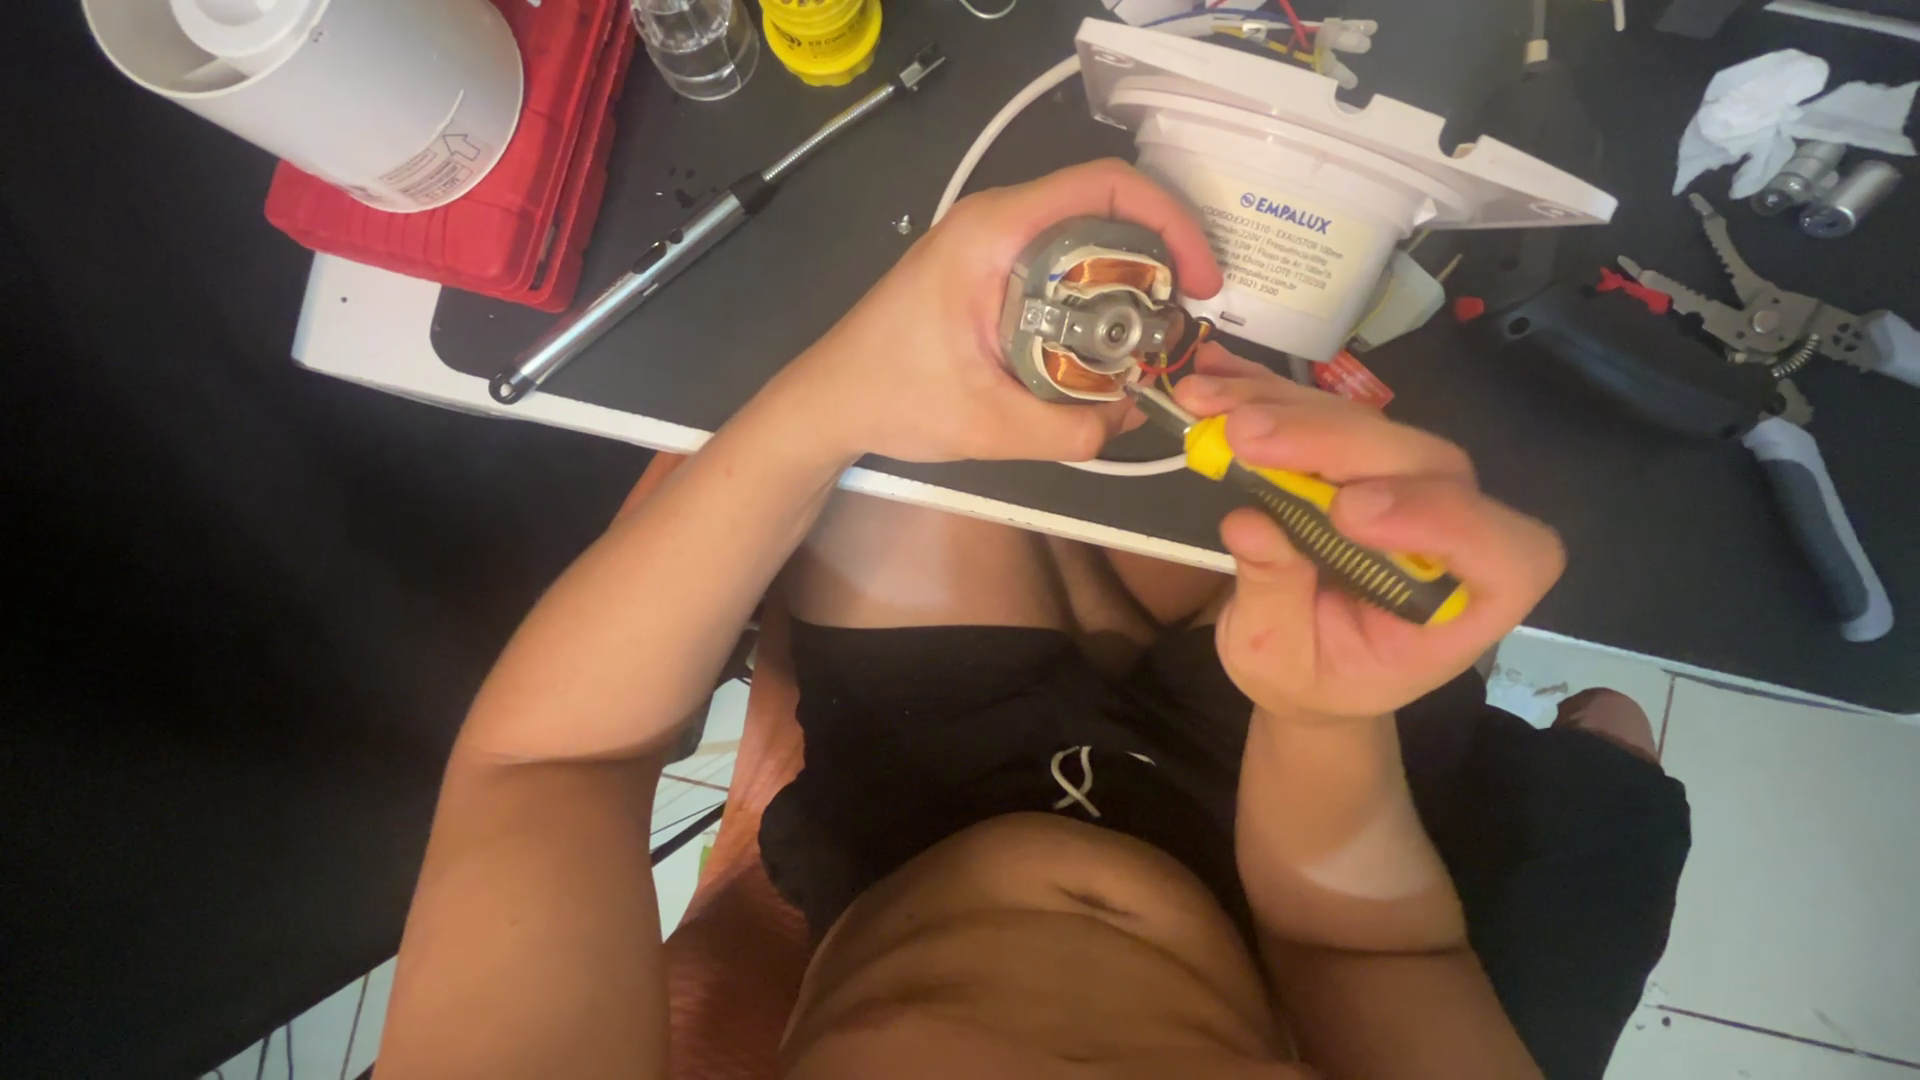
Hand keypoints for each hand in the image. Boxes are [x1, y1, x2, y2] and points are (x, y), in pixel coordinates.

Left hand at [776, 160, 1221, 463]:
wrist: (828, 402)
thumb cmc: (892, 398)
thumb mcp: (986, 425)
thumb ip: (1065, 430)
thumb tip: (1127, 421)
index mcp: (994, 232)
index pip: (1106, 188)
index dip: (1171, 223)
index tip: (1199, 283)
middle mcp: (994, 221)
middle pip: (1103, 210)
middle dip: (1157, 260)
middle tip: (1177, 322)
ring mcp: (985, 244)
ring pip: (1081, 240)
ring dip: (1125, 283)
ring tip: (1148, 340)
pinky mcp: (982, 272)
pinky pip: (1056, 267)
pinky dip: (1091, 298)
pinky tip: (1099, 347)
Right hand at [1177, 347, 1565, 720]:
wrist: (1307, 659)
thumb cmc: (1312, 675)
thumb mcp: (1282, 661)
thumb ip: (1277, 598)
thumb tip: (1249, 524)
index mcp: (1466, 599)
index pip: (1502, 552)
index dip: (1437, 518)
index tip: (1347, 513)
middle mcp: (1450, 528)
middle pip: (1416, 460)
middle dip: (1326, 441)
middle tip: (1244, 433)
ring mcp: (1402, 481)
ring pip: (1360, 424)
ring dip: (1278, 404)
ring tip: (1205, 398)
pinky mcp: (1352, 458)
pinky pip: (1317, 413)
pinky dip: (1263, 390)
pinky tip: (1216, 371)